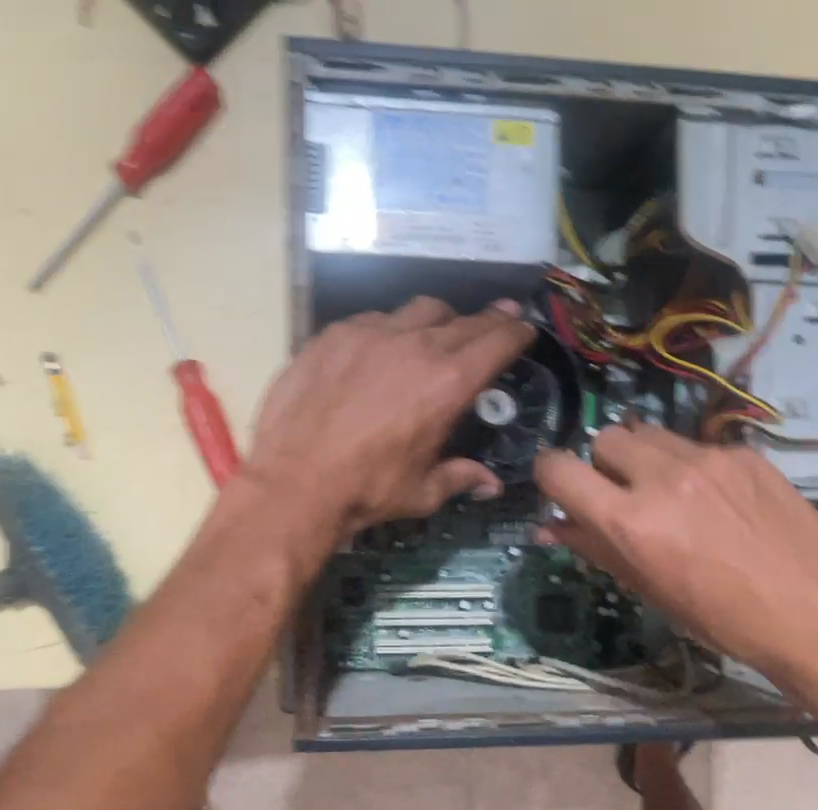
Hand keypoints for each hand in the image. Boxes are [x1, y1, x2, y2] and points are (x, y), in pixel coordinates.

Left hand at [247, 296, 534, 534]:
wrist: (294, 482)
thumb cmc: (366, 491)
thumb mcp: (422, 492)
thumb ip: (459, 477)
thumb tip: (491, 483)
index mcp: (447, 384)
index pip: (496, 341)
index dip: (516, 332)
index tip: (524, 329)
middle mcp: (414, 347)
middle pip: (463, 320)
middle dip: (487, 320)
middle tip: (498, 319)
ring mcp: (369, 335)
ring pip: (418, 310)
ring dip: (438, 319)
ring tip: (438, 331)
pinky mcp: (332, 335)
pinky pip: (372, 319)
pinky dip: (388, 329)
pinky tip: (381, 348)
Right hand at [534, 424, 817, 684]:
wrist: (815, 615)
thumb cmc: (723, 620)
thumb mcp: (650, 590)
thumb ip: (595, 548)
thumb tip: (549, 527)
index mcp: (631, 522)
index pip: (559, 469)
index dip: (551, 478)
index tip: (564, 492)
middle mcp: (664, 478)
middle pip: (606, 439)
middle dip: (604, 465)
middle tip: (626, 499)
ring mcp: (709, 459)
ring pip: (650, 433)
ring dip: (645, 459)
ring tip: (672, 496)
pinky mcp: (745, 453)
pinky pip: (697, 445)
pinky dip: (692, 467)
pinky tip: (720, 502)